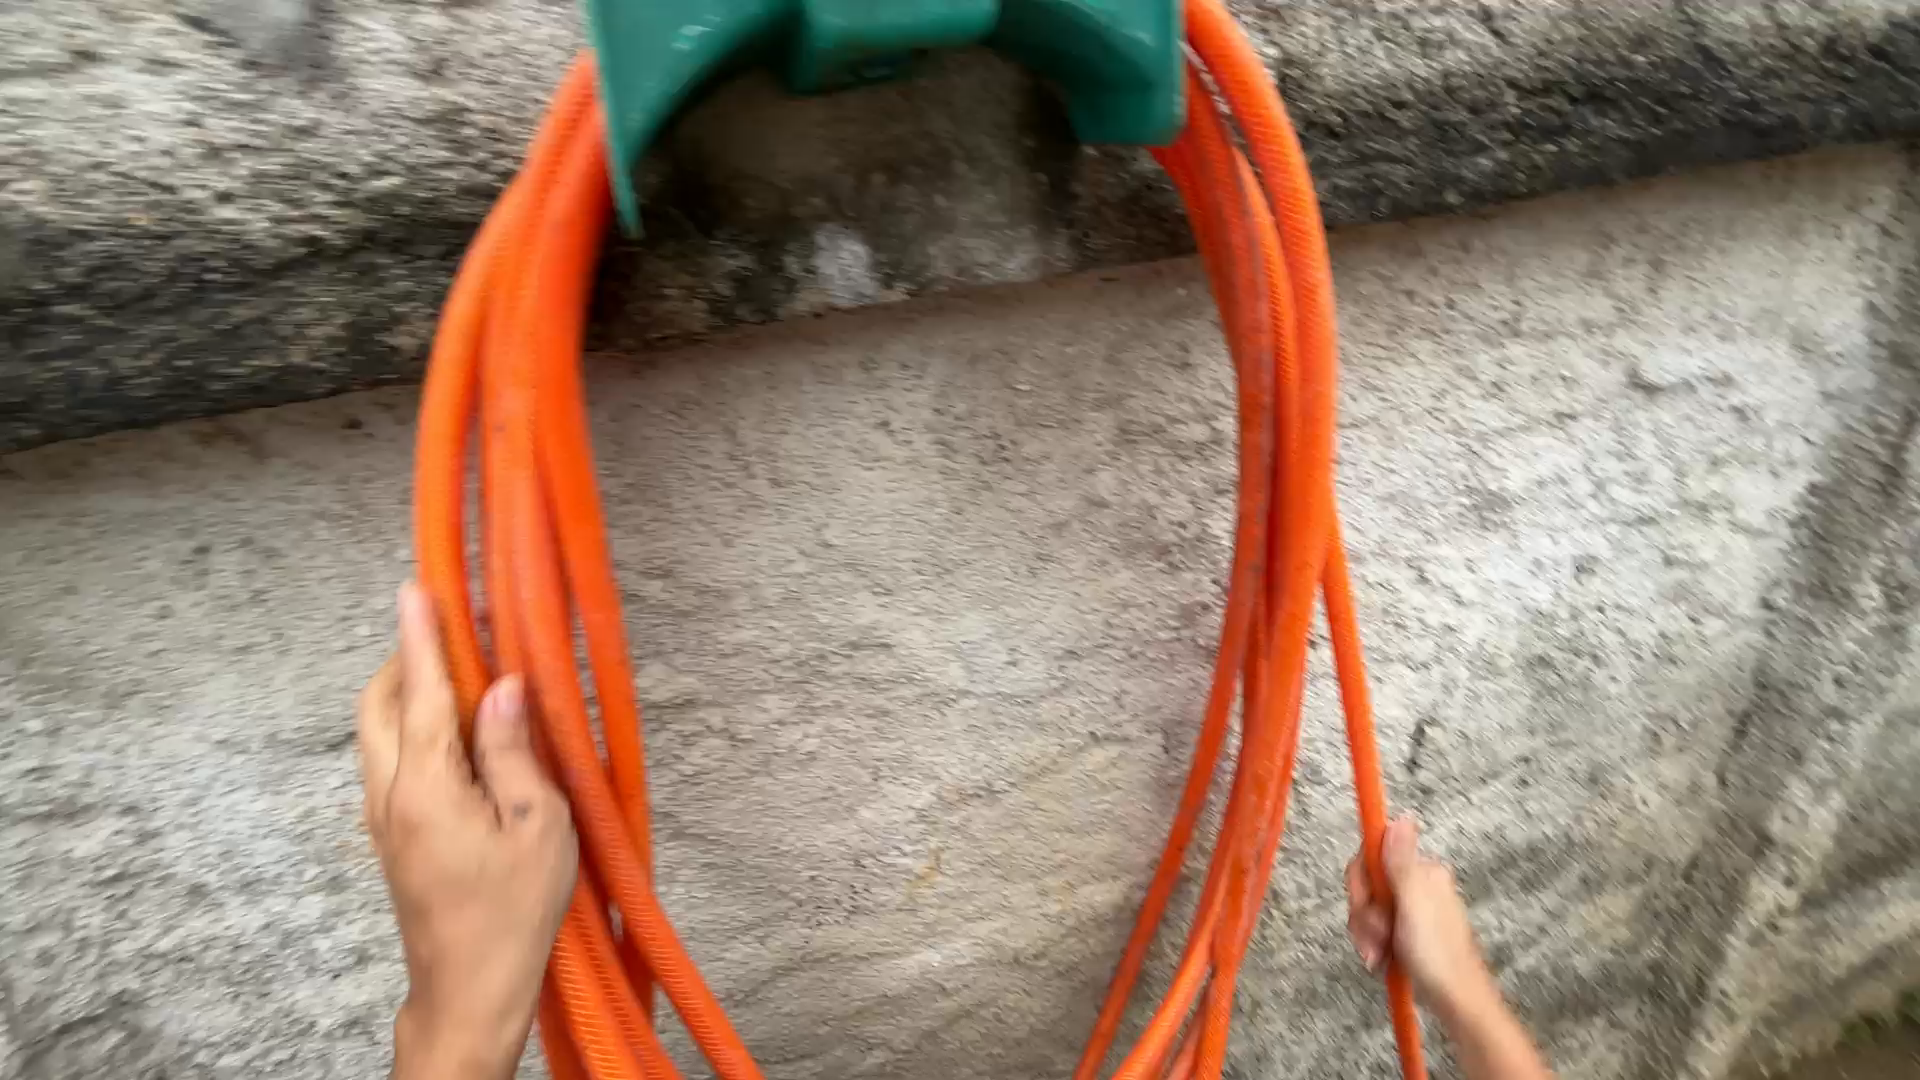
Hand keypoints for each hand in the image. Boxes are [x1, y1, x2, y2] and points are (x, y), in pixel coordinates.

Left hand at [358, 582, 577, 1079]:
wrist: (471, 985)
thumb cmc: (516, 907)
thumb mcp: (537, 823)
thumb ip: (514, 750)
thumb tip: (506, 687)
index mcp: (428, 789)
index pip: (424, 694)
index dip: (423, 637)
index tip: (417, 589)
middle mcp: (391, 796)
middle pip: (380, 705)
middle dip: (408, 654)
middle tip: (451, 622)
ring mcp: (386, 816)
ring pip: (380, 729)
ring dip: (411, 685)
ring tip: (462, 662)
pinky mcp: (396, 831)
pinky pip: (393, 755)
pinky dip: (416, 719)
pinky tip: (458, 721)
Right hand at [1345, 817, 1498, 1020]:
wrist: (1459, 1006)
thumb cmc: (1438, 957)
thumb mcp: (1414, 904)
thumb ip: (1402, 861)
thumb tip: (1403, 816)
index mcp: (1422, 872)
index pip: (1370, 855)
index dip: (1361, 881)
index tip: (1367, 903)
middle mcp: (1416, 884)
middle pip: (1366, 882)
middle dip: (1363, 911)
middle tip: (1377, 935)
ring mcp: (1412, 907)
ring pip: (1367, 905)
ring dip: (1366, 931)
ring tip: (1378, 953)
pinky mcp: (1406, 929)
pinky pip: (1374, 924)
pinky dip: (1372, 941)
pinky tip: (1380, 957)